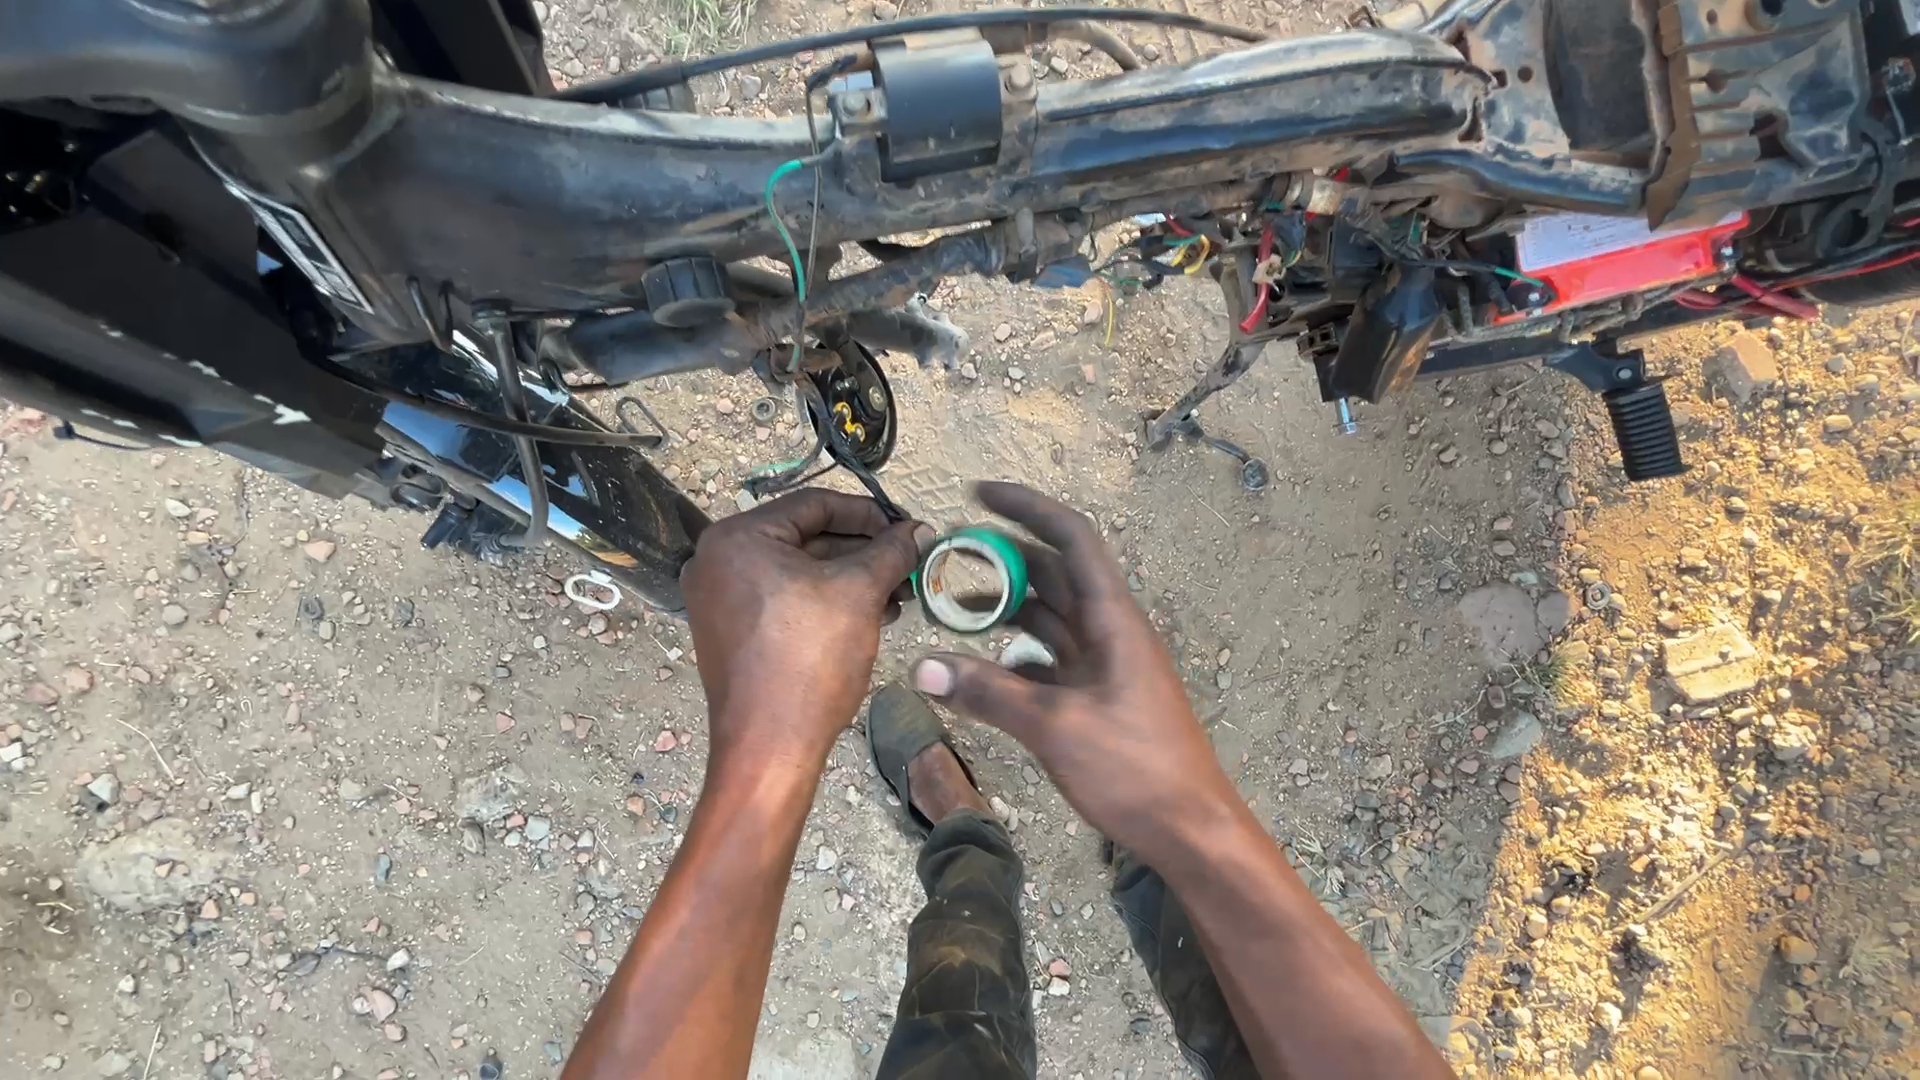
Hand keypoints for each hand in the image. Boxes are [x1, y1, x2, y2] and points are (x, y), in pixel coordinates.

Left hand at [681, 489, 930, 767]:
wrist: (770, 747)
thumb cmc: (811, 659)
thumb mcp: (859, 593)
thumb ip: (892, 551)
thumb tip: (921, 530)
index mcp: (738, 538)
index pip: (815, 504)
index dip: (870, 514)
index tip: (910, 529)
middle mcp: (720, 561)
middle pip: (809, 538)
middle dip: (866, 552)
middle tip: (912, 564)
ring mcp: (722, 599)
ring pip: (803, 572)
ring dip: (855, 578)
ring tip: (902, 595)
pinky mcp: (734, 631)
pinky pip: (789, 599)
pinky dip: (830, 601)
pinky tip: (875, 614)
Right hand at [909, 482, 1243, 864]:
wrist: (1191, 830)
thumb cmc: (1135, 768)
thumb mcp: (1054, 727)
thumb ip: (987, 693)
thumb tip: (922, 666)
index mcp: (1111, 617)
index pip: (1072, 537)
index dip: (1028, 507)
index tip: (979, 494)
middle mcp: (1108, 629)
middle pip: (1052, 573)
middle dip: (1002, 558)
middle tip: (947, 555)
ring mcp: (1103, 663)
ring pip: (1048, 616)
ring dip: (1005, 605)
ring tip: (952, 603)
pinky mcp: (1096, 694)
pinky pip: (1049, 657)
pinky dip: (1015, 653)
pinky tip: (984, 668)